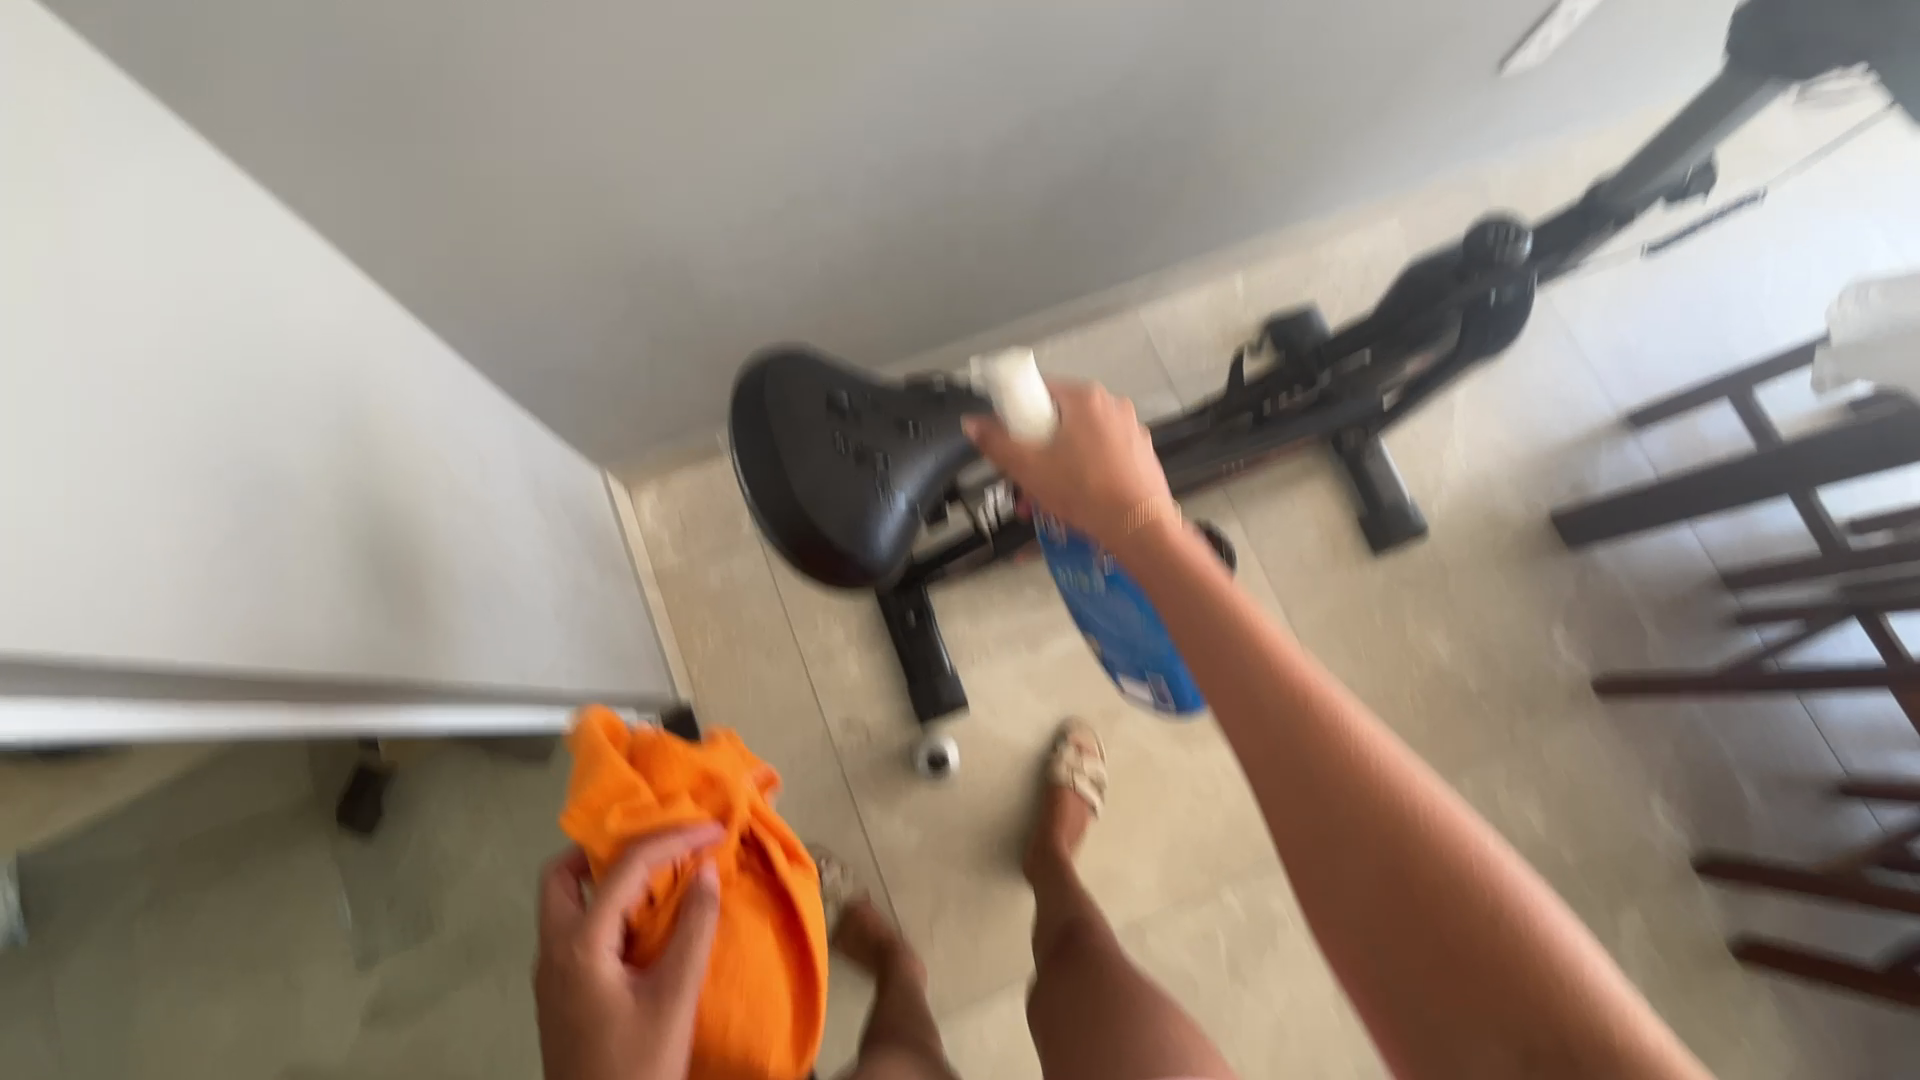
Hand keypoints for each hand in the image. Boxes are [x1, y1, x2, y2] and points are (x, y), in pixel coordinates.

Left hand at [535, 824, 724, 1079]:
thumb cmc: (639, 1066)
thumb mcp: (675, 998)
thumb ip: (693, 928)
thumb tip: (707, 869)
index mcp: (580, 946)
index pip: (625, 867)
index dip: (673, 838)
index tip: (713, 827)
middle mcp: (554, 951)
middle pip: (563, 874)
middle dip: (609, 845)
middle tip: (660, 840)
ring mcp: (554, 973)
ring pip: (567, 900)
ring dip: (608, 873)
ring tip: (662, 866)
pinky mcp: (565, 990)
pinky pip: (580, 925)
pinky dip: (611, 902)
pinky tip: (649, 911)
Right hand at [962, 377, 1174, 551]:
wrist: (1140, 528)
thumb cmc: (1082, 491)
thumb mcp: (1029, 469)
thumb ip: (997, 443)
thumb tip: (972, 423)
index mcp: (1085, 397)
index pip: (1039, 390)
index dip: (1018, 414)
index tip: (1011, 443)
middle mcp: (1112, 405)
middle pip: (1060, 419)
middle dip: (1037, 451)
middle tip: (1024, 482)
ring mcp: (1131, 430)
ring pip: (1080, 442)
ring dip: (1057, 468)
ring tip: (1043, 504)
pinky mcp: (1141, 455)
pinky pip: (1101, 458)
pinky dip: (1084, 475)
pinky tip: (1076, 504)